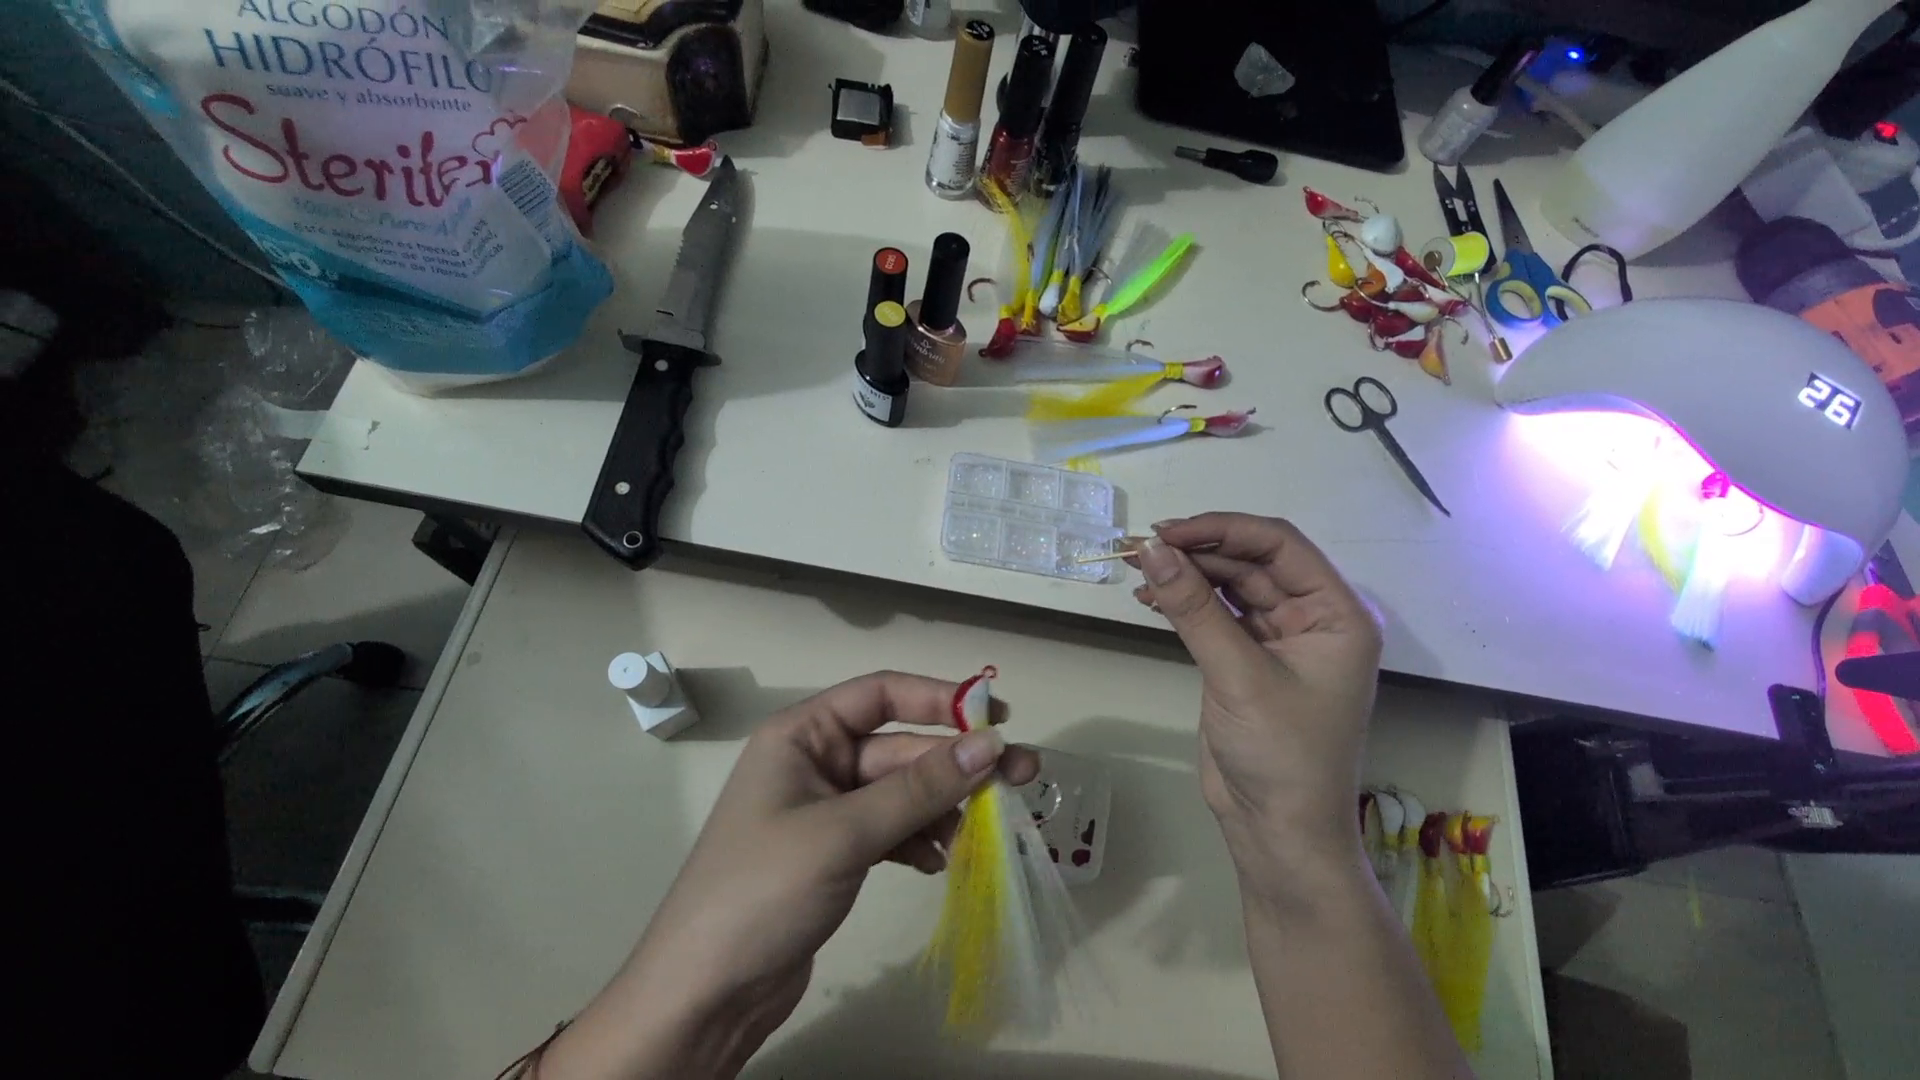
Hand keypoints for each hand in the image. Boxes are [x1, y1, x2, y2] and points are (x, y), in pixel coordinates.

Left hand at [542, 672, 1037, 1079]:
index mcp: (802, 735)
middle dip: (955, 763)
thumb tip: (991, 742)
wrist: (704, 993)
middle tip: (1022, 776)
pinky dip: (919, 840)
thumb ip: (920, 788)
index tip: (996, 716)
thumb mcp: (845, 831)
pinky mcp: (835, 853)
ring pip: (901, 792)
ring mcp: (825, 810)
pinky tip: (940, 861)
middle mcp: (815, 762)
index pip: (880, 694)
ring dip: (943, 806)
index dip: (939, 699)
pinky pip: (891, 829)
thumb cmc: (763, 891)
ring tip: (986, 830)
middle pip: (899, 748)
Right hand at [1130, 514, 1381, 896]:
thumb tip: (1151, 549)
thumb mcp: (1238, 675)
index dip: (1223, 530)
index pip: (1280, 546)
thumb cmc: (1280, 754)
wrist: (1277, 832)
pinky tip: (1149, 597)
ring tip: (1138, 566)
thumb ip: (1194, 608)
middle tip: (1142, 547)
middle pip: (1251, 563)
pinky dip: (1183, 604)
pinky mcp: (1245, 662)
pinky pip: (1215, 617)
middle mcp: (1311, 619)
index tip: (1167, 533)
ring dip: (1186, 575)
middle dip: (1198, 551)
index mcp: (1336, 613)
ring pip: (1230, 587)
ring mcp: (1277, 641)